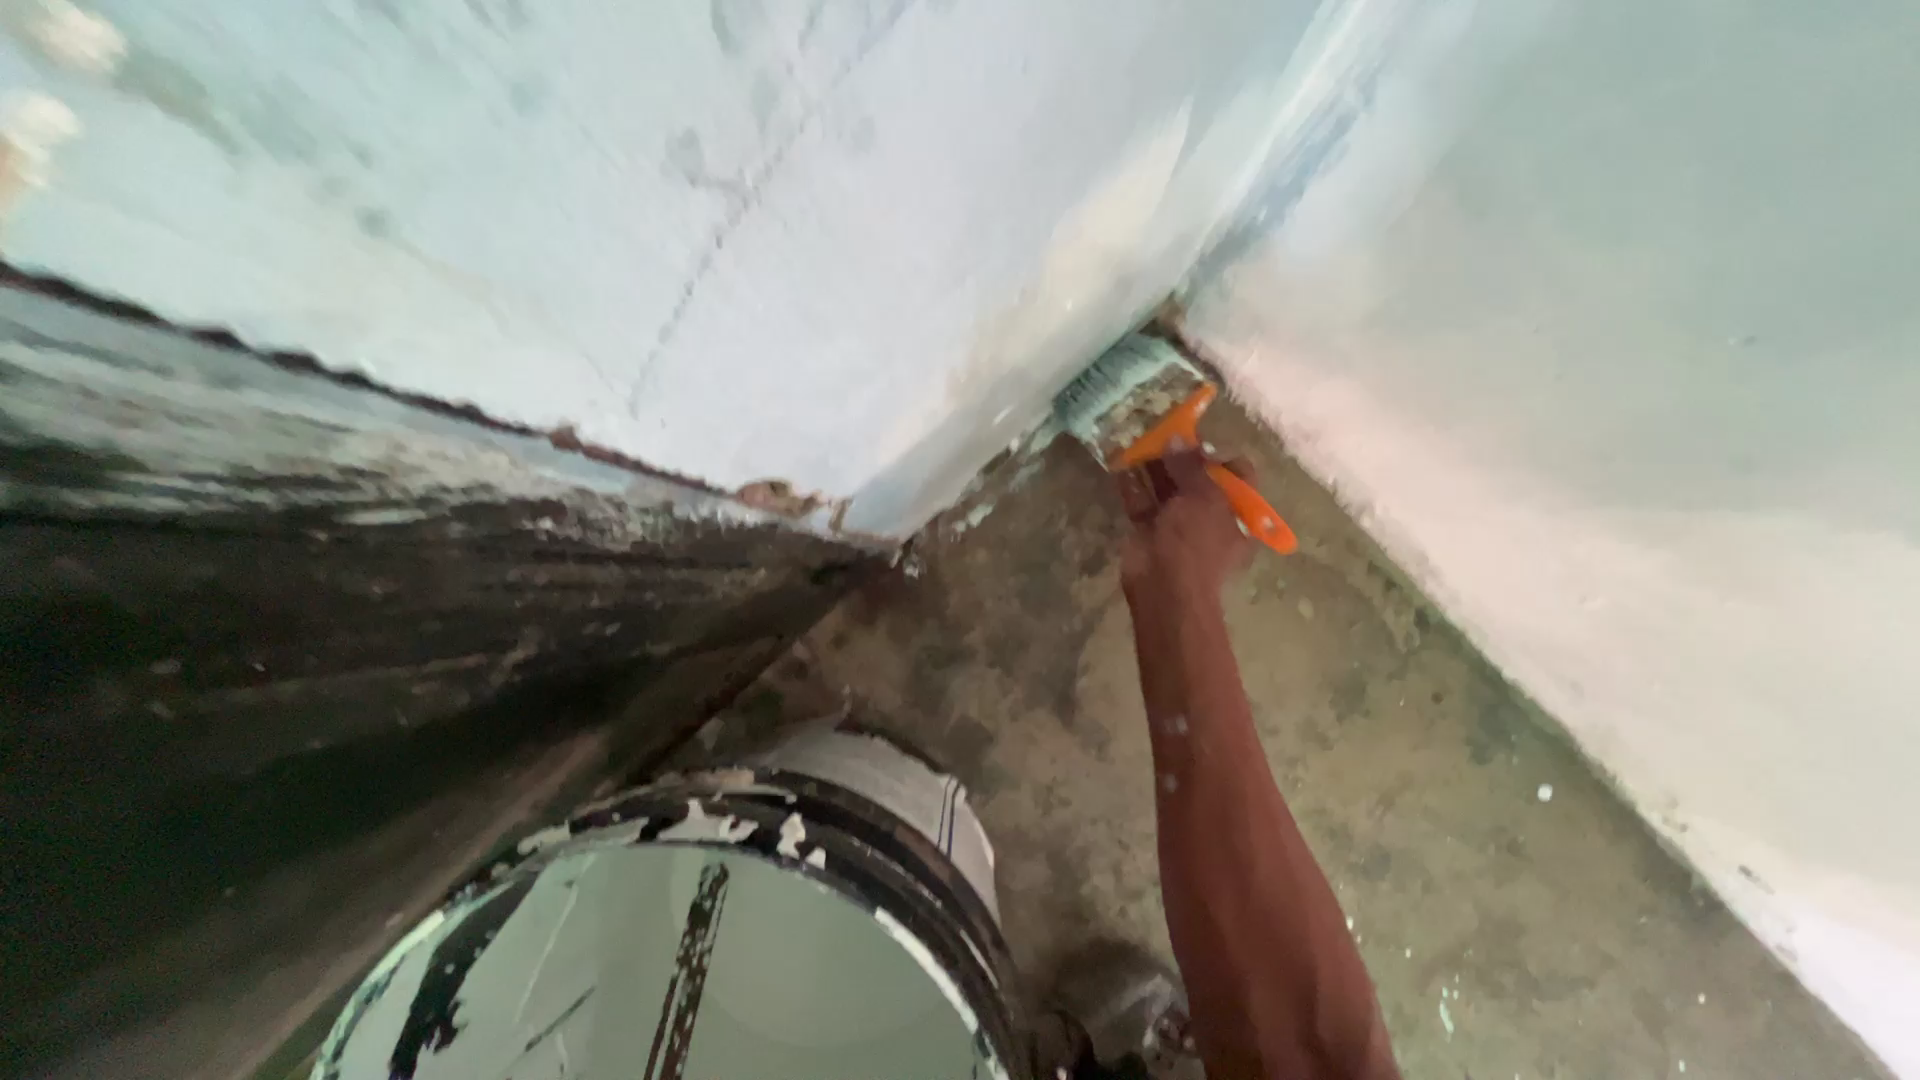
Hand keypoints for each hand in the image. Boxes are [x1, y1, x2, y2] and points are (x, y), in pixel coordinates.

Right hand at [1116, 447, 1257, 600]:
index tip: (1196, 441)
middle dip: (1179, 456)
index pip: (1236, 474)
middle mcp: (1211, 515)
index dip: (1218, 455)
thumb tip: (1178, 440)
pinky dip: (1131, 484)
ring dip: (1152, 466)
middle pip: (1197, 477)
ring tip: (1137, 438)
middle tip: (1160, 431)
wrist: (1165, 588)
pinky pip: (1141, 502)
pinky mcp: (1149, 530)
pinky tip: (1119, 462)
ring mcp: (1178, 524)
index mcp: (1238, 511)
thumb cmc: (1197, 542)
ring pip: (1167, 488)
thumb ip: (1191, 465)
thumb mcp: (1204, 497)